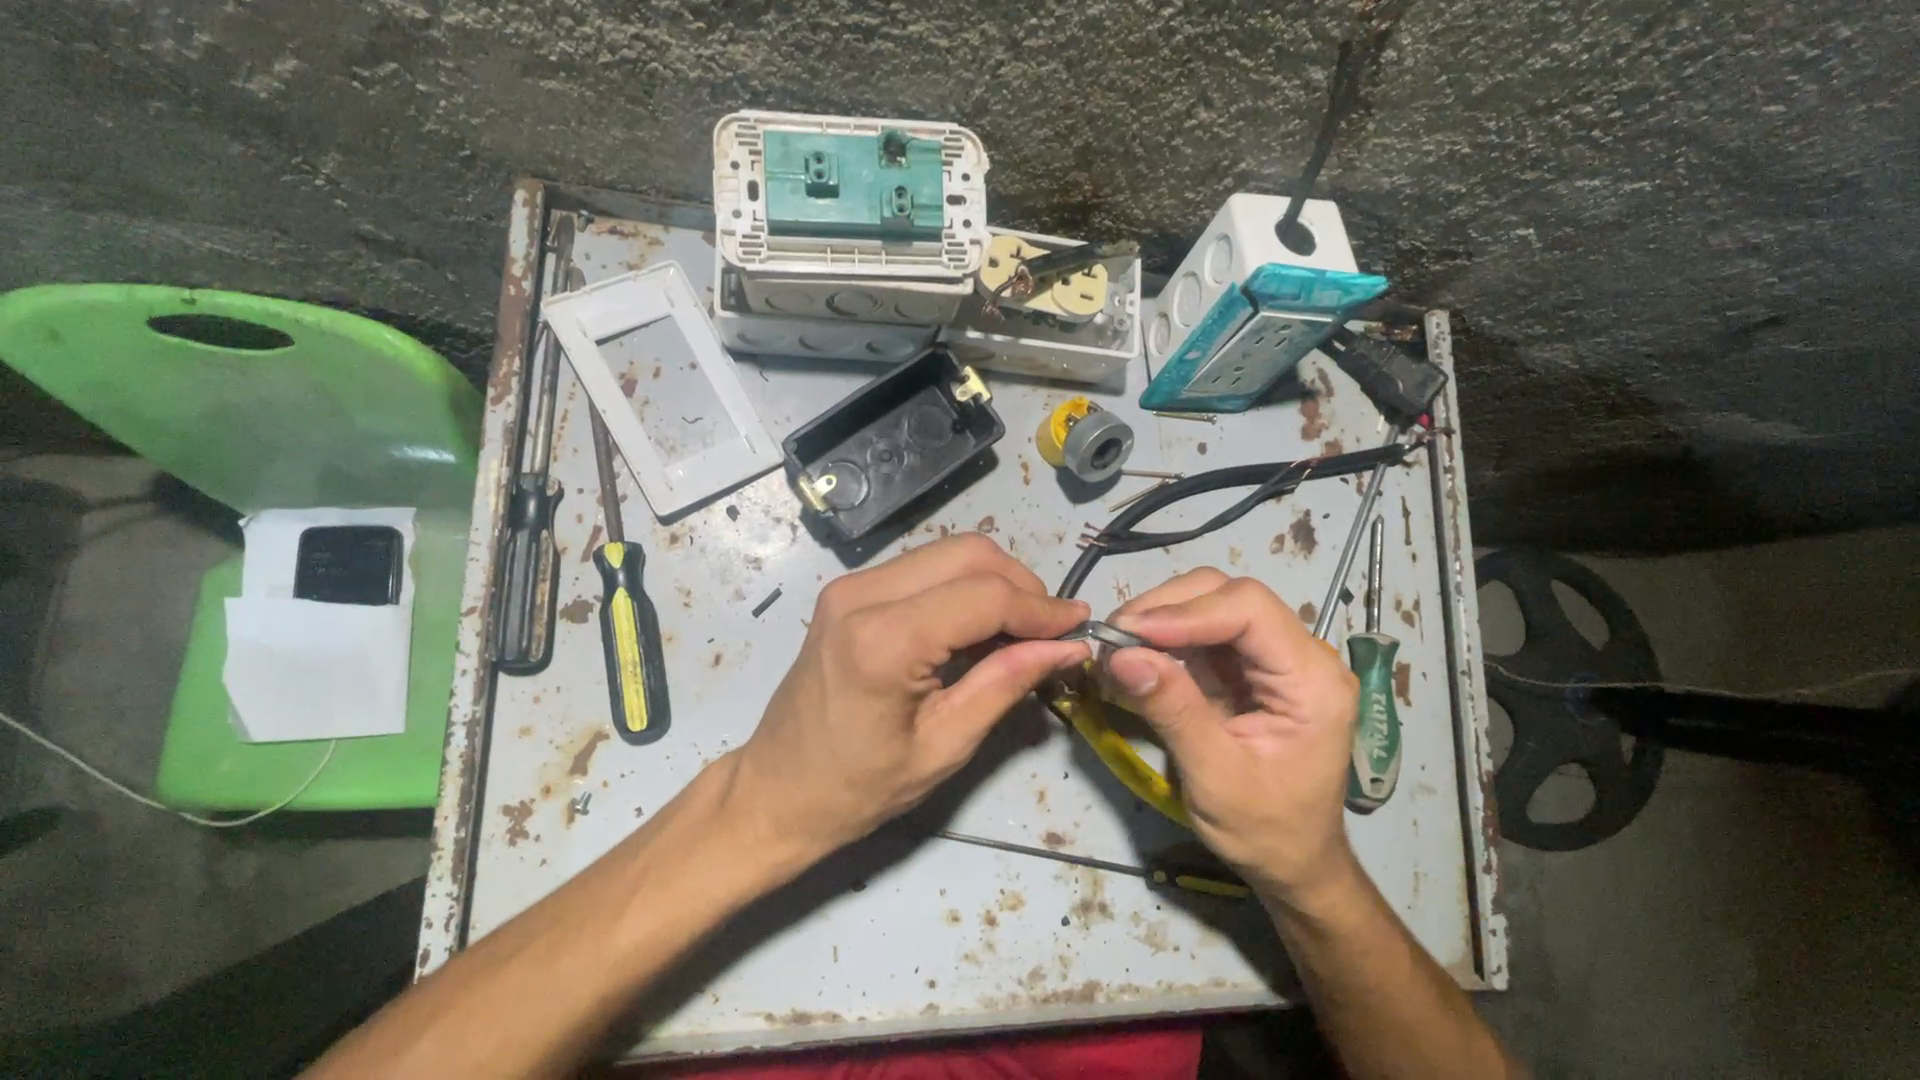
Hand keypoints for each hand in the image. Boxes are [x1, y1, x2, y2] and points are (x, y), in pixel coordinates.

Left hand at [728, 535, 1090, 857]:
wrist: (778, 790)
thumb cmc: (860, 786)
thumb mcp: (945, 745)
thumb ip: (1007, 683)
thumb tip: (1067, 645)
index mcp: (884, 639)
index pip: (985, 595)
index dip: (1041, 608)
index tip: (1079, 627)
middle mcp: (863, 593)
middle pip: (969, 554)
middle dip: (1021, 585)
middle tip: (1050, 631)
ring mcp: (850, 585)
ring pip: (947, 552)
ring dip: (994, 581)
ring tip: (1021, 630)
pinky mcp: (848, 591)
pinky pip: (923, 567)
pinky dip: (962, 586)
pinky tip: (978, 625)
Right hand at [1104, 569, 1360, 909]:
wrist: (1294, 864)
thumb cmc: (1266, 830)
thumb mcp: (1215, 777)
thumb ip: (1173, 710)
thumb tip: (1121, 656)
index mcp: (1312, 681)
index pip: (1250, 610)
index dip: (1187, 612)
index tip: (1130, 633)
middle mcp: (1301, 656)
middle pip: (1230, 595)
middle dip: (1168, 608)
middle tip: (1114, 636)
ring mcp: (1274, 659)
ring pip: (1213, 605)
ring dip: (1160, 617)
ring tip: (1117, 645)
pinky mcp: (1248, 669)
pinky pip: (1203, 633)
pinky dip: (1164, 637)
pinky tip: (1134, 655)